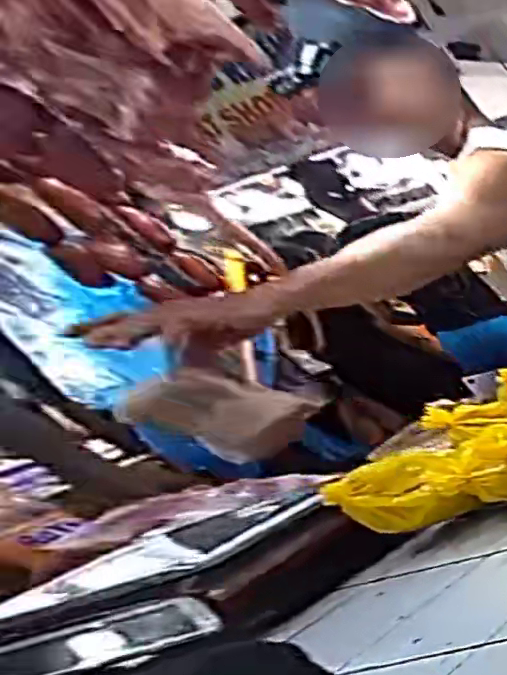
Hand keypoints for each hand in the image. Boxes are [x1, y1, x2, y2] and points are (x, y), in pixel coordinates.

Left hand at [70, 292, 275, 349]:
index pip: (127, 319)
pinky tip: (155, 346)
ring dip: (121, 332)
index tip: (75, 335)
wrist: (266, 303)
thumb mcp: (216, 339)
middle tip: (72, 337)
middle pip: (126, 318)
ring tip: (100, 343)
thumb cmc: (243, 318)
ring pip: (142, 321)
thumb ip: (196, 352)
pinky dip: (164, 338)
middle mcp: (168, 310)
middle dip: (100, 328)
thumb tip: (181, 371)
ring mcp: (181, 311)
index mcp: (168, 314)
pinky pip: (175, 329)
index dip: (103, 327)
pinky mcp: (197, 316)